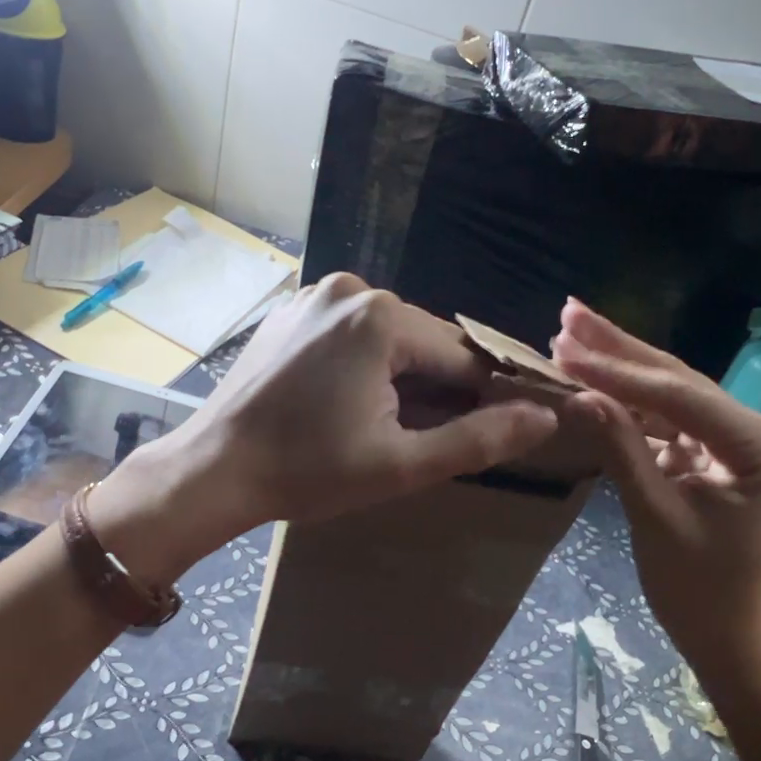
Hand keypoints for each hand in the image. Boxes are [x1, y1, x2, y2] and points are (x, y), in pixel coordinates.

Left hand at [91, 275, 559, 581]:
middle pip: (425, 344)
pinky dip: (364, 365)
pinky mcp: (290, 313)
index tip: (487, 434)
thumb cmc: (307, 471)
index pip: (463, 358)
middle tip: (419, 442)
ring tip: (380, 428)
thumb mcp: (401, 464)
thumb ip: (479, 439)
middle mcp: (350, 289)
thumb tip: (546, 417)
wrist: (213, 470)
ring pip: (389, 339)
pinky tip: (345, 405)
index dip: (482, 400)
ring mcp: (314, 296)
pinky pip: (351, 335)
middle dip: (435, 390)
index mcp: (382, 318)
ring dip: (400, 379)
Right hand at [553, 298, 760, 671]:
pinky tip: (593, 377)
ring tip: (570, 332)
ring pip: (669, 394)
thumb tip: (579, 394)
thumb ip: (621, 450)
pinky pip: (665, 420)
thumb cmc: (699, 588)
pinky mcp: (711, 454)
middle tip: (568, 312)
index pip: (679, 395)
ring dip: (619, 367)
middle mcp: (756, 430)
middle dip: (620, 348)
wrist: (726, 634)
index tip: (564, 347)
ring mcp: (734, 440)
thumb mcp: (655, 516)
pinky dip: (627, 403)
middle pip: (677, 381)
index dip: (617, 372)